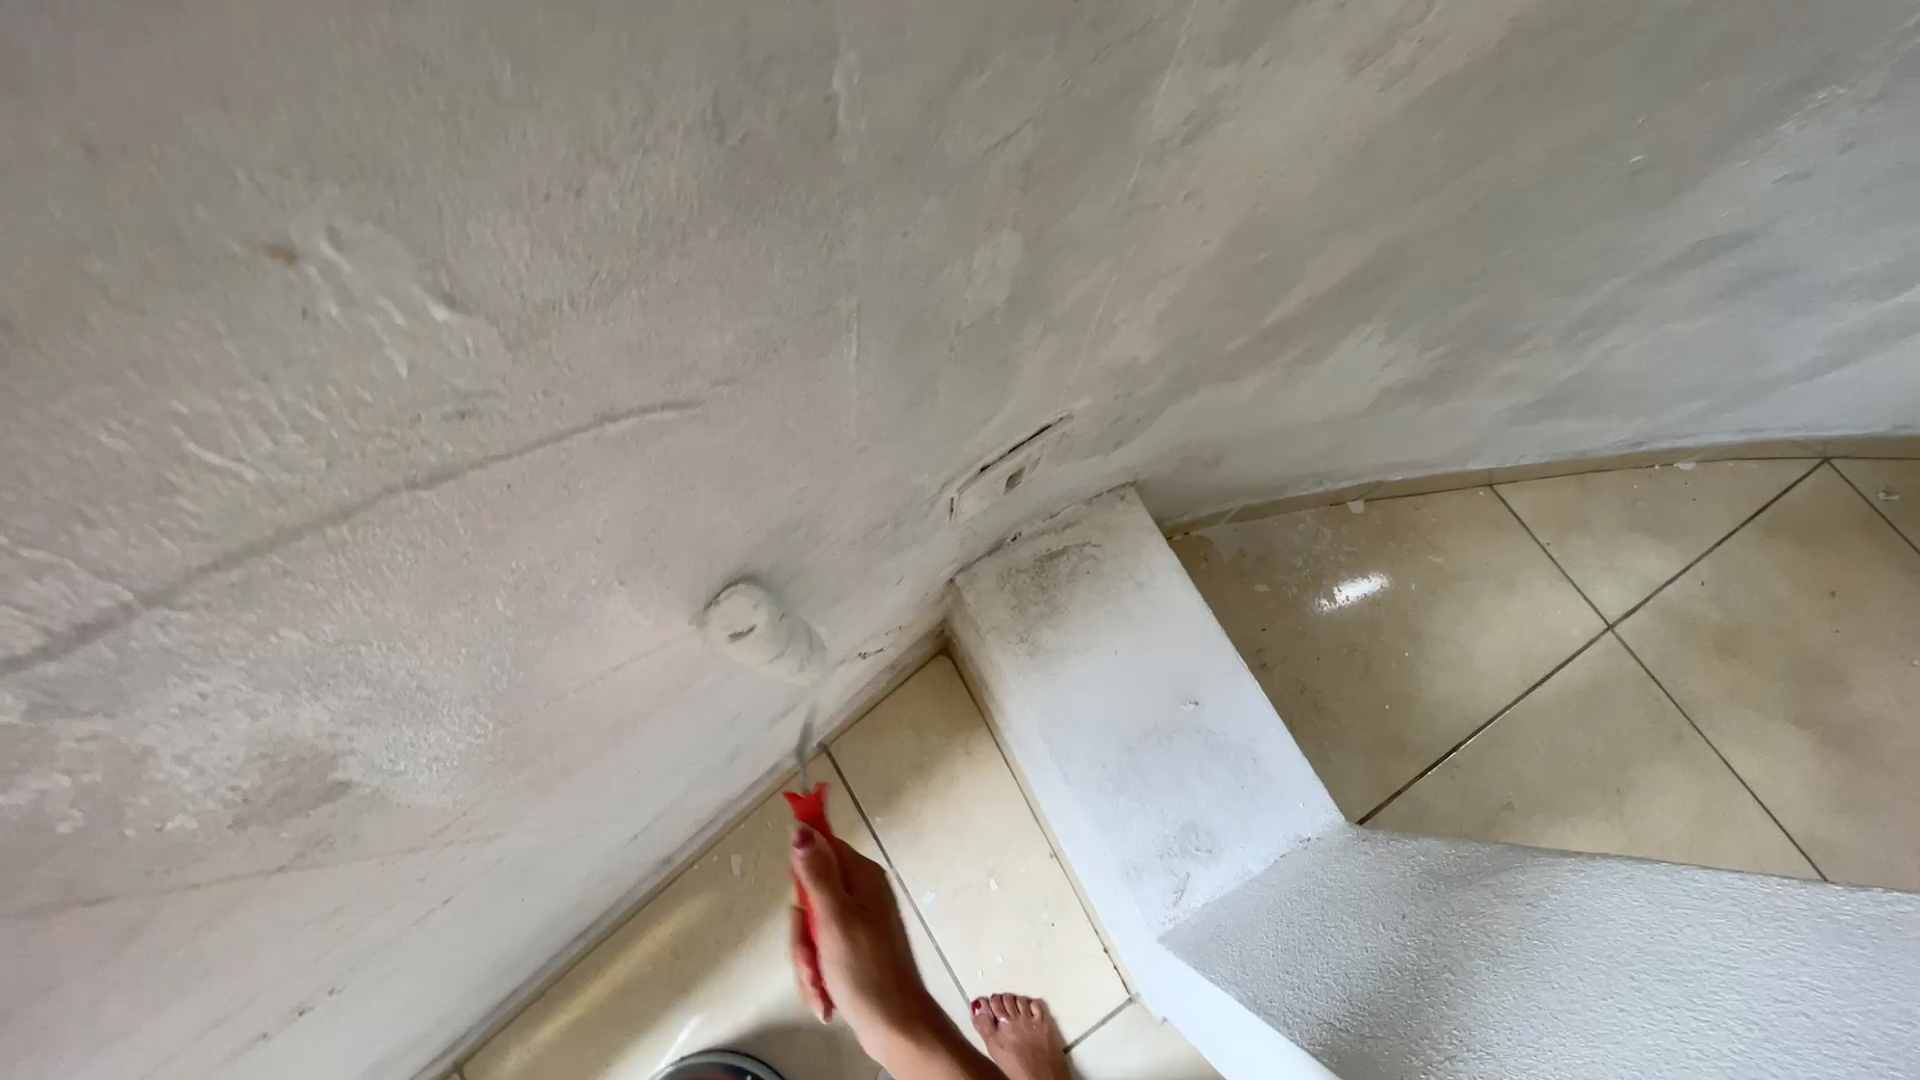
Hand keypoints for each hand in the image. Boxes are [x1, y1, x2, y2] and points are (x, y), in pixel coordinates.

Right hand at [789, 824, 943, 1056]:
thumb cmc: (866, 971)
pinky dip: (818, 974)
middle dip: (802, 935)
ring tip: (821, 985)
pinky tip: (826, 995)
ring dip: (808, 961)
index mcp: (861, 876)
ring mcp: (858, 921)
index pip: (820, 850)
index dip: (803, 878)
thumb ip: (816, 874)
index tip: (802, 907)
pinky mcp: (854, 947)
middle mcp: (861, 892)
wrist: (894, 1025)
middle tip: (813, 958)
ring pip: (811, 928)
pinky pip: (821, 951)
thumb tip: (801, 829)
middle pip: (810, 895)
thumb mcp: (834, 919)